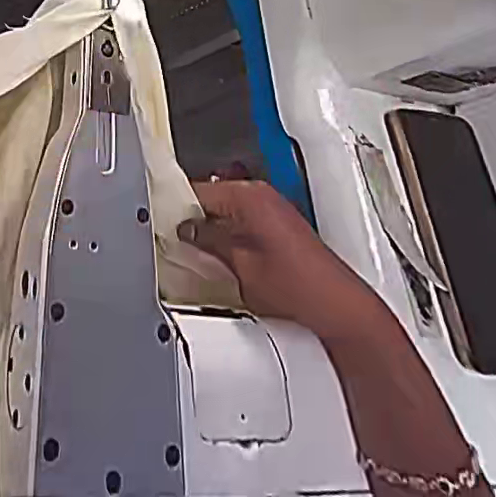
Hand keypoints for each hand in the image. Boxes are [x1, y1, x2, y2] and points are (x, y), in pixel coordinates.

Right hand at [177, 180, 385, 340]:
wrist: (336, 307)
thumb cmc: (299, 287)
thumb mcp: (240, 266)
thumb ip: (208, 241)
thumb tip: (187, 230)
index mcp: (250, 196)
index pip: (199, 190)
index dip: (176, 205)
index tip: (159, 217)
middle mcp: (262, 195)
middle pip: (212, 196)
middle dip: (193, 216)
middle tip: (172, 236)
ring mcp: (271, 208)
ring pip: (226, 208)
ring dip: (210, 225)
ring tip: (192, 249)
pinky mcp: (277, 224)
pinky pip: (240, 219)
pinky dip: (226, 232)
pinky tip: (218, 254)